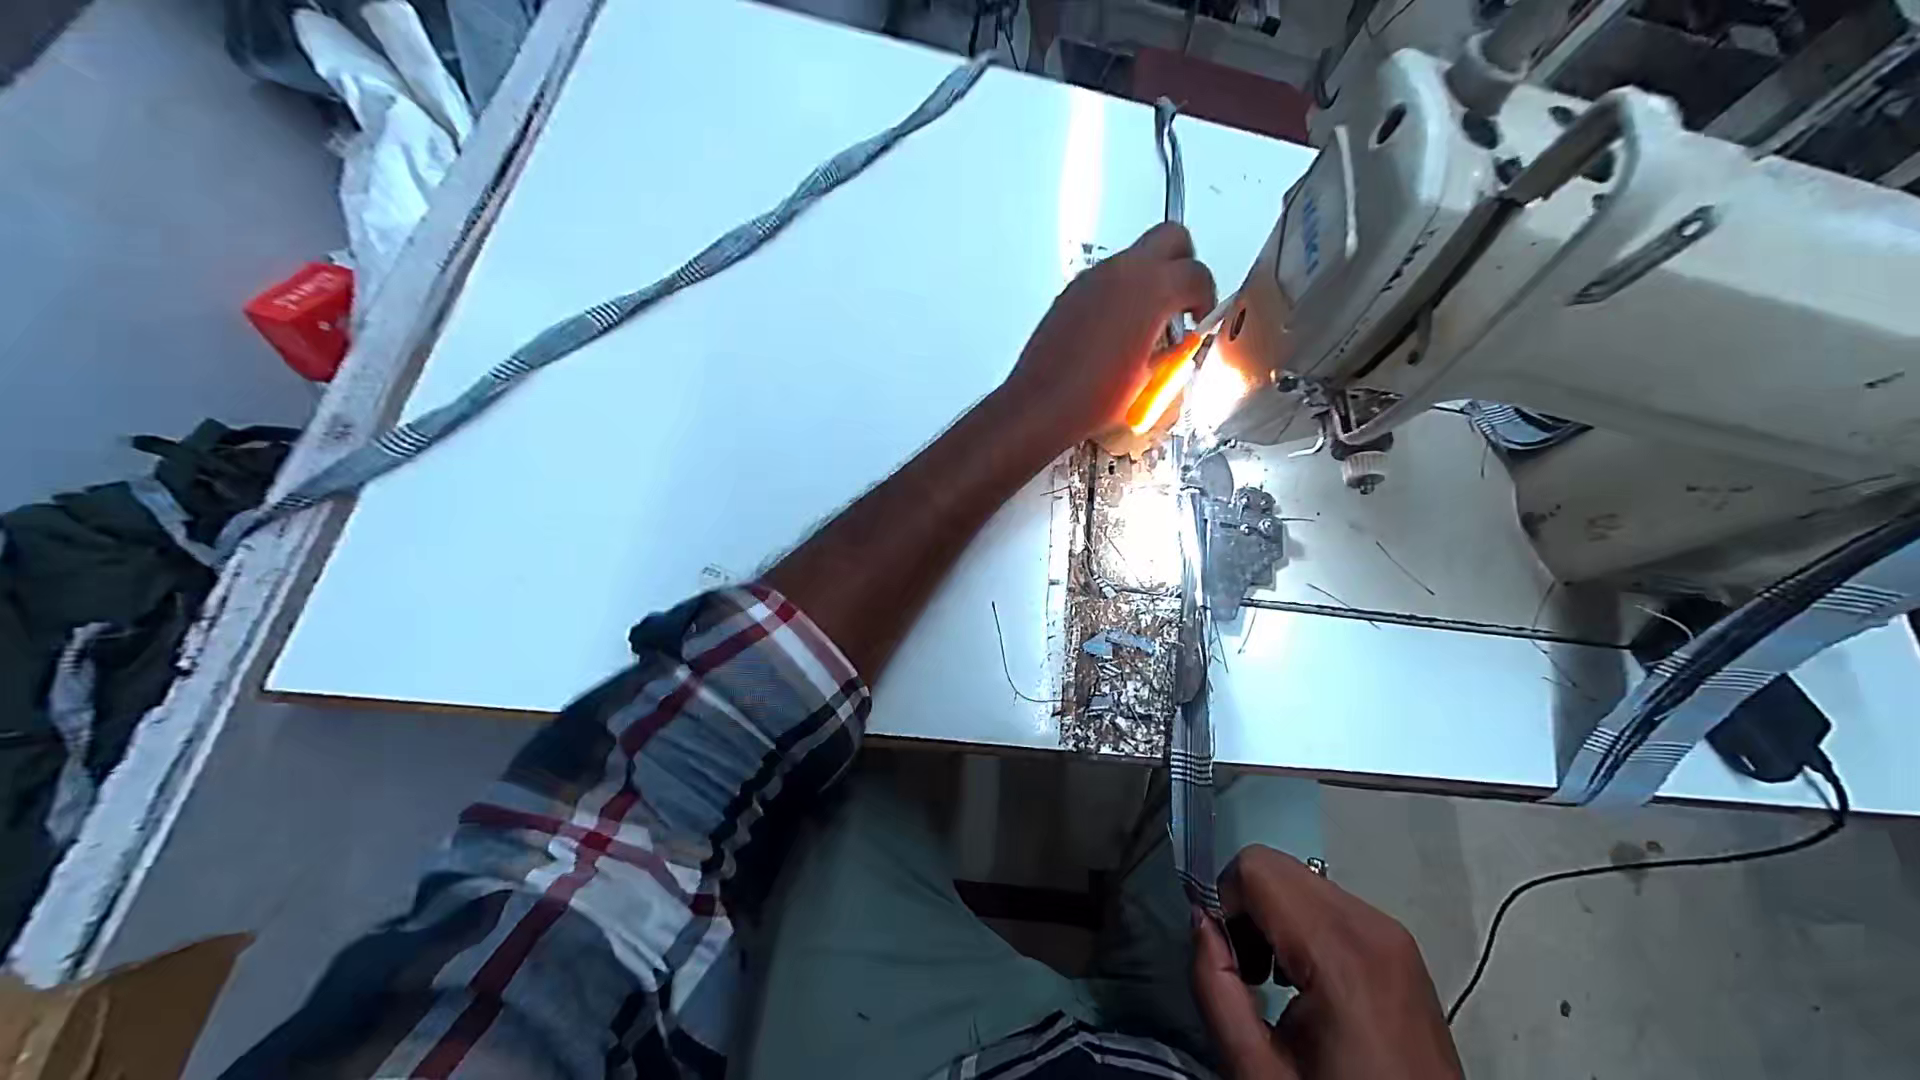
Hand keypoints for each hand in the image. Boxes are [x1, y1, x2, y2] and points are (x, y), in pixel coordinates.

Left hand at [1002, 222, 1215, 447]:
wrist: (1043, 405)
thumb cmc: (1090, 397)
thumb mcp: (1152, 377)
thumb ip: (1172, 348)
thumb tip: (1178, 343)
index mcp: (1152, 290)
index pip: (1197, 273)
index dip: (1206, 296)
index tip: (1201, 314)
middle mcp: (1122, 273)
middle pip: (1170, 237)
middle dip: (1184, 262)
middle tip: (1184, 295)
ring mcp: (1092, 279)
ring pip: (1134, 256)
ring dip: (1148, 279)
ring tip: (1148, 321)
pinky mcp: (1070, 292)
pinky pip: (1105, 278)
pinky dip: (1118, 293)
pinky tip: (1118, 329)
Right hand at [1191, 846, 1463, 1079]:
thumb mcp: (1256, 1070)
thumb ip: (1214, 985)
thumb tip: (1201, 920)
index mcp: (1341, 952)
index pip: (1256, 867)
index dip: (1223, 901)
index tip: (1226, 958)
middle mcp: (1373, 924)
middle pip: (1276, 867)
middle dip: (1245, 908)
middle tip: (1247, 971)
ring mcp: (1393, 933)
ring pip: (1299, 880)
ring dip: (1270, 917)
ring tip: (1273, 980)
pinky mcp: (1400, 946)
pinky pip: (1327, 902)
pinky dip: (1299, 924)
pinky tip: (1304, 980)